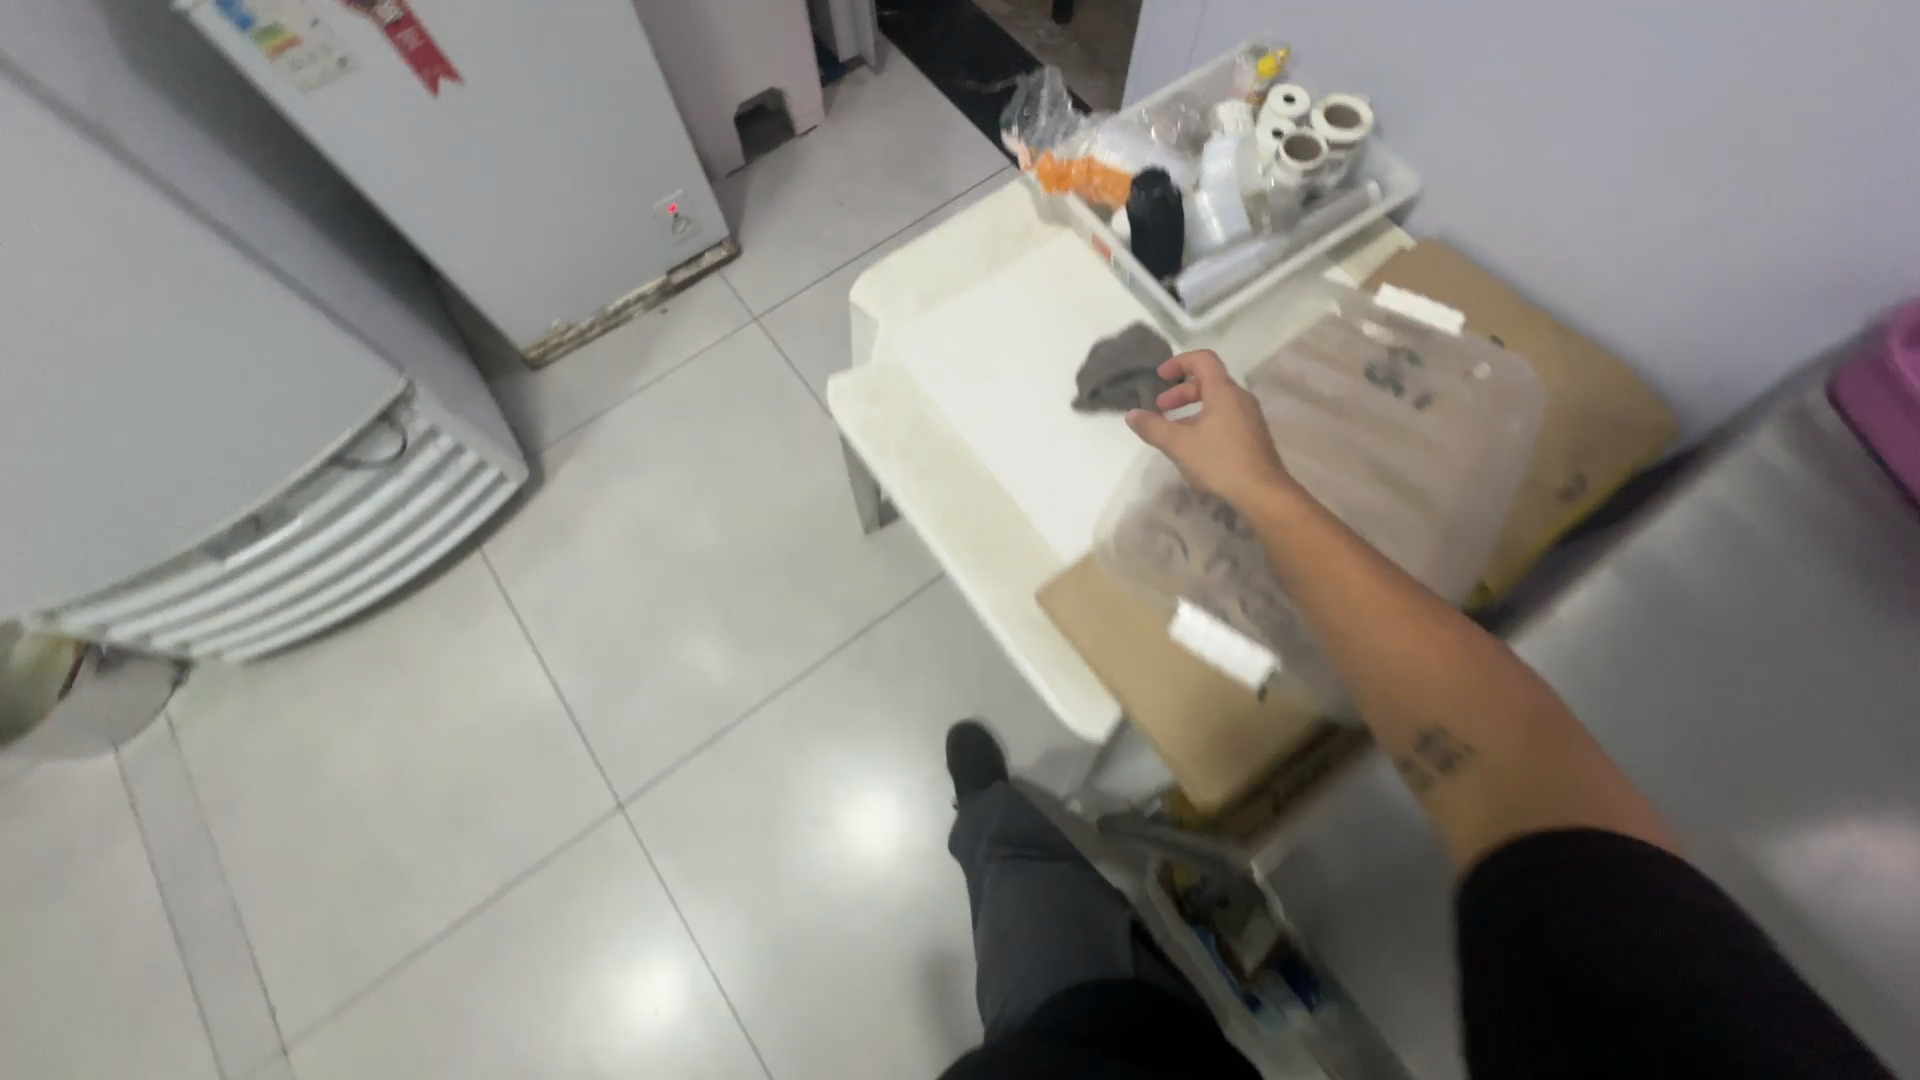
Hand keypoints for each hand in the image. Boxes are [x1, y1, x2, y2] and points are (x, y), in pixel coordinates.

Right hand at [1125, 350, 1297, 508]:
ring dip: (1191, 409)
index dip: (1179, 362)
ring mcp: (1249, 417)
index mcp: (1223, 392)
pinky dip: (1205, 421)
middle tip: (1161, 408)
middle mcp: (1239, 398)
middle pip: (1208, 381)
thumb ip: (1152, 427)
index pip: (1202, 360)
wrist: (1262, 492)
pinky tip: (1194, 445)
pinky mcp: (1252, 435)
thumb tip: (1131, 415)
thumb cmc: (1219, 461)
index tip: (1160, 376)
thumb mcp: (1178, 444)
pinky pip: (1225, 417)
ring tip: (1173, 430)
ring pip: (1216, 402)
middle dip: (1180, 391)